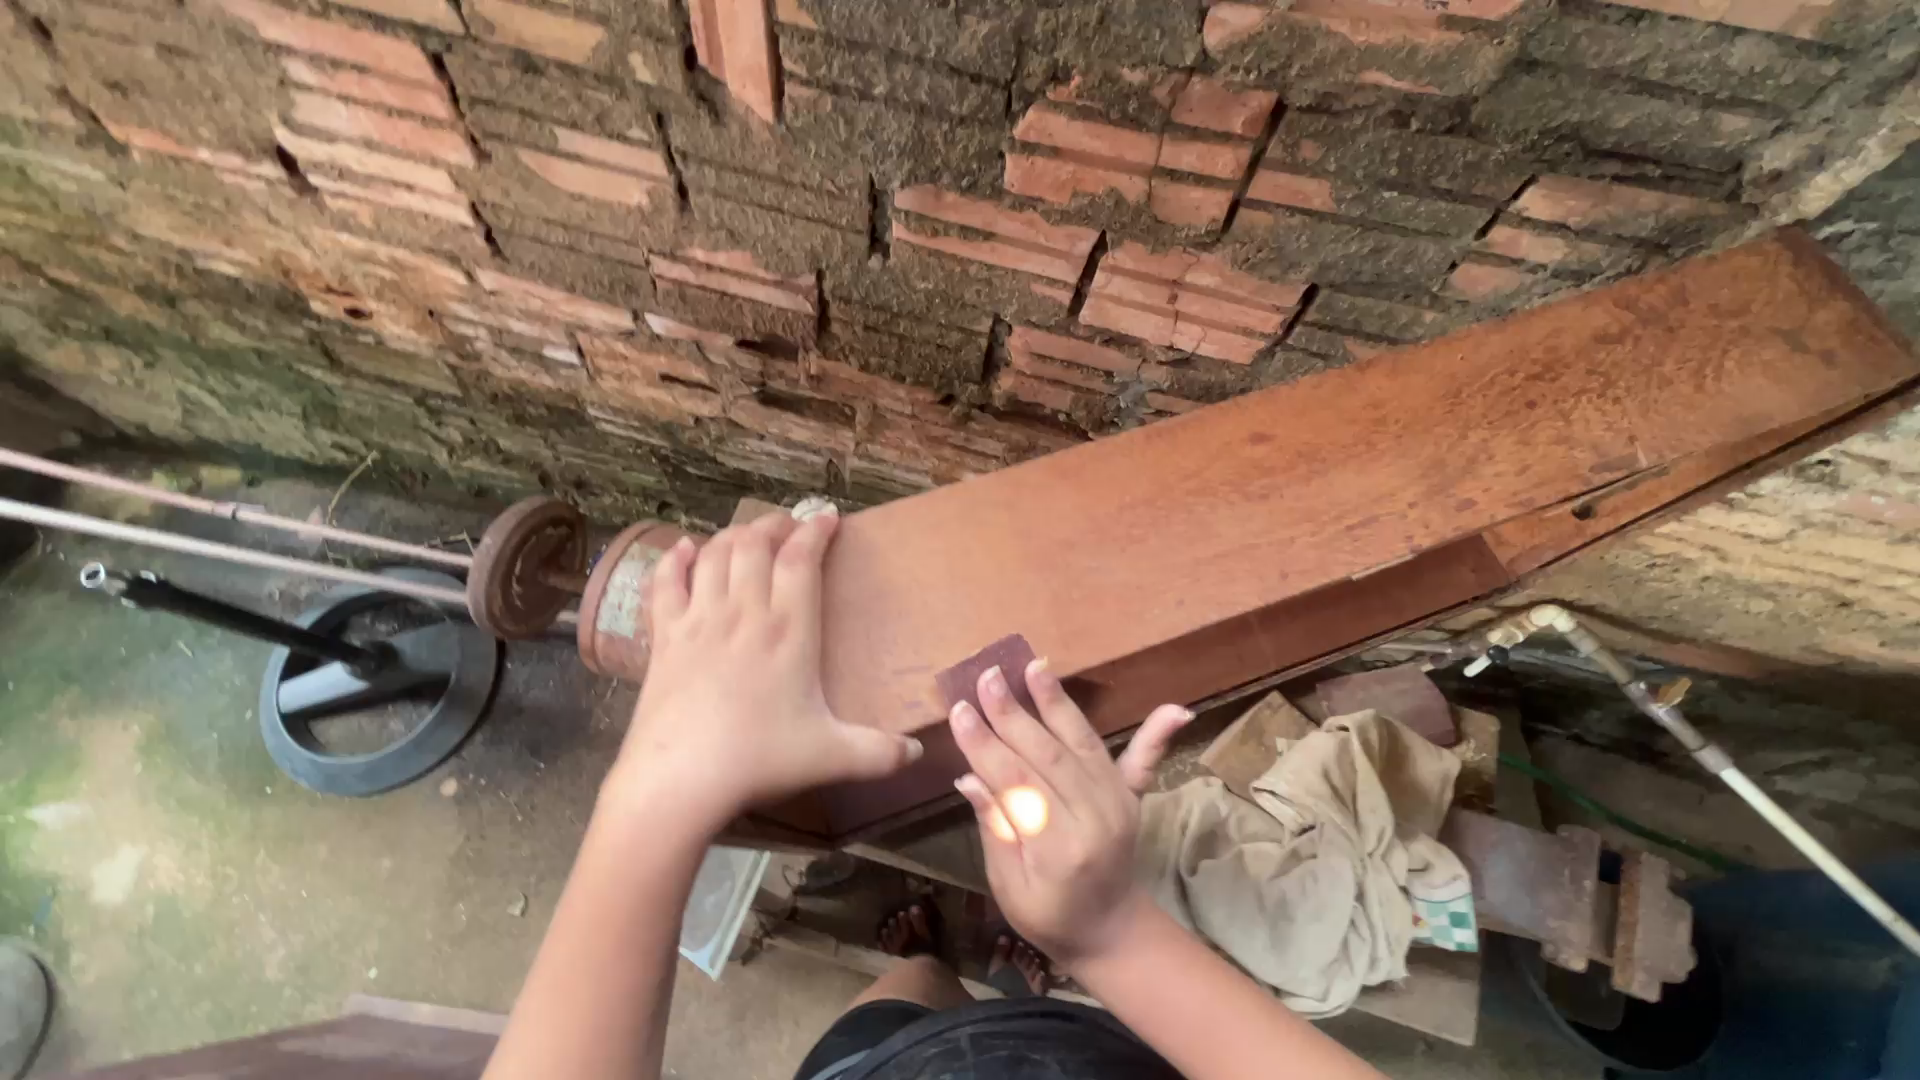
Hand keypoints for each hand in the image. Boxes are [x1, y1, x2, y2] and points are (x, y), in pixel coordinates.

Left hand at [601, 507, 922, 826]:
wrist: (680, 780)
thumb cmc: (760, 759)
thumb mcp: (831, 756)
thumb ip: (879, 752)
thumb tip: (917, 753)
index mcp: (789, 629)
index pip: (802, 559)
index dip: (815, 530)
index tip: (827, 517)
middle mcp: (744, 612)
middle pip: (755, 544)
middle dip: (774, 525)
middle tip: (789, 526)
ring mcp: (699, 620)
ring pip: (714, 554)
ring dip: (733, 536)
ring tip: (748, 535)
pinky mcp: (664, 638)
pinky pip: (665, 583)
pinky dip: (674, 559)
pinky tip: (682, 548)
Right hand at [949, 659, 1190, 968]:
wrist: (1111, 931)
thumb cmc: (1048, 915)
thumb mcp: (1008, 887)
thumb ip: (995, 830)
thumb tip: (968, 778)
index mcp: (1058, 849)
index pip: (1015, 784)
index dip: (985, 746)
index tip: (960, 709)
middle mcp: (1094, 818)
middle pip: (1047, 755)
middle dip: (1012, 713)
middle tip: (987, 676)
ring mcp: (1119, 803)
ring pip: (1082, 744)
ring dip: (1057, 702)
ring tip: (1035, 666)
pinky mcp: (1133, 797)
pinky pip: (1143, 761)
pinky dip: (1158, 733)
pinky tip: (1176, 709)